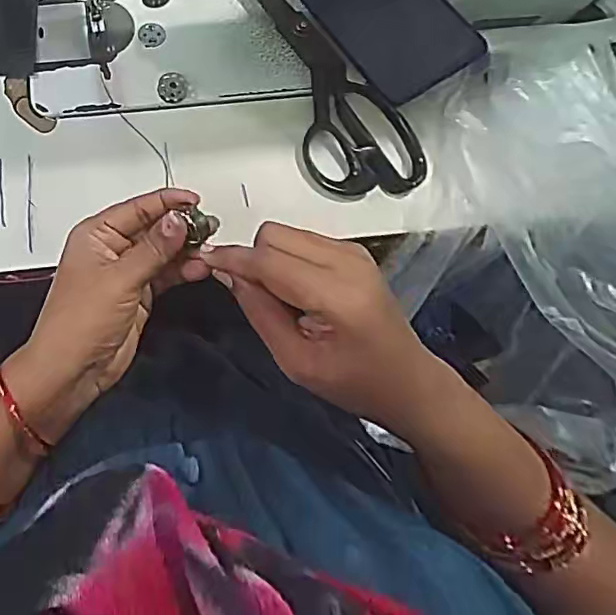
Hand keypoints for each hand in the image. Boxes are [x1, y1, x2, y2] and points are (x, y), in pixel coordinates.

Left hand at [7, 188, 204, 439]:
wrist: (72, 369)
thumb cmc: (77, 322)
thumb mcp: (120, 279)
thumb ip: (153, 249)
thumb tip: (176, 221)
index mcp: (95, 234)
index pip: (136, 208)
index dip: (165, 202)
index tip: (193, 200)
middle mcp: (109, 249)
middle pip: (151, 228)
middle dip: (180, 226)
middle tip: (208, 225)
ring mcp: (124, 272)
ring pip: (161, 252)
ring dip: (184, 250)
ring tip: (209, 247)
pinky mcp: (136, 293)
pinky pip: (164, 274)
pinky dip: (181, 270)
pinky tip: (198, 267)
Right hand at [200, 222, 450, 433]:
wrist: (410, 383)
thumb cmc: (358, 383)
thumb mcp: (297, 362)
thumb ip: (258, 312)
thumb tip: (227, 273)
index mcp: (339, 296)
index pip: (269, 261)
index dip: (232, 259)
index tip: (205, 260)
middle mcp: (349, 263)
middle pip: (272, 235)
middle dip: (253, 259)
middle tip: (256, 296)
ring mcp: (353, 252)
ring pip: (283, 231)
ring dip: (268, 257)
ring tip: (281, 297)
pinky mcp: (351, 249)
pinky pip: (298, 237)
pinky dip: (285, 257)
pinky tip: (297, 289)